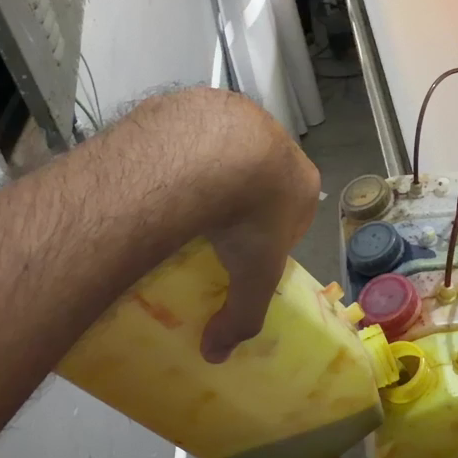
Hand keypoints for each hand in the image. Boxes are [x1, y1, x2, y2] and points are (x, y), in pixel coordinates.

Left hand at [190, 95, 318, 362]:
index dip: (271, 229)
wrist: (208, 154)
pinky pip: (187, 128)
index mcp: (301, 180)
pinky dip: (176, 146)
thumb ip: (240, 317)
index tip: (243, 248)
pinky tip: (156, 170)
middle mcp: (277, 140)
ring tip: (176, 198)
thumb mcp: (252, 276)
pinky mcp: (199, 99)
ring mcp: (237, 114)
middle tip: (206, 225)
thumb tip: (215, 357)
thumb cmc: (246, 218)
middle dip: (239, 195)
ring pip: (224, 146)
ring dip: (207, 167)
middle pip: (261, 172)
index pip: (295, 207)